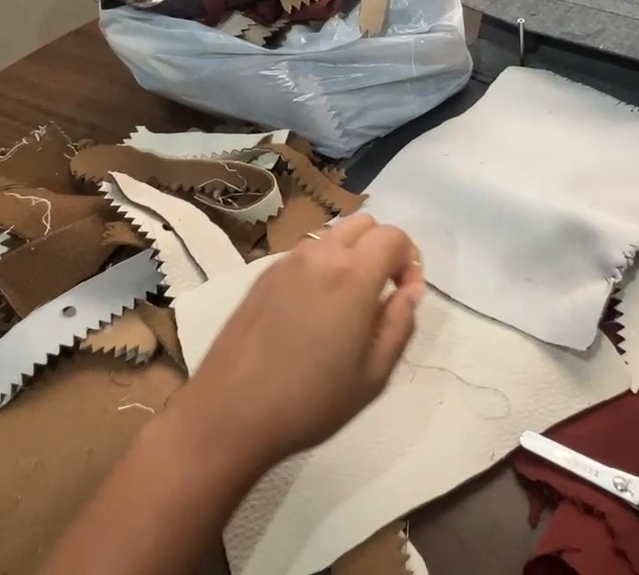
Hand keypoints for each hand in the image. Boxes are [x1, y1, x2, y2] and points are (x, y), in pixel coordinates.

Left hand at [172, 213, 423, 469]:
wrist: (229, 415)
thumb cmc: (310, 401)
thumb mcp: (374, 374)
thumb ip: (401, 323)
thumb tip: (410, 290)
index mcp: (353, 274)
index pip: (394, 237)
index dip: (410, 260)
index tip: (405, 295)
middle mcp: (320, 255)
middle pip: (364, 224)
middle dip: (382, 249)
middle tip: (381, 293)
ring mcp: (287, 261)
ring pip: (333, 234)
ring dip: (352, 254)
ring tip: (347, 303)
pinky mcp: (262, 275)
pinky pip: (306, 253)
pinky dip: (323, 265)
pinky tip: (313, 310)